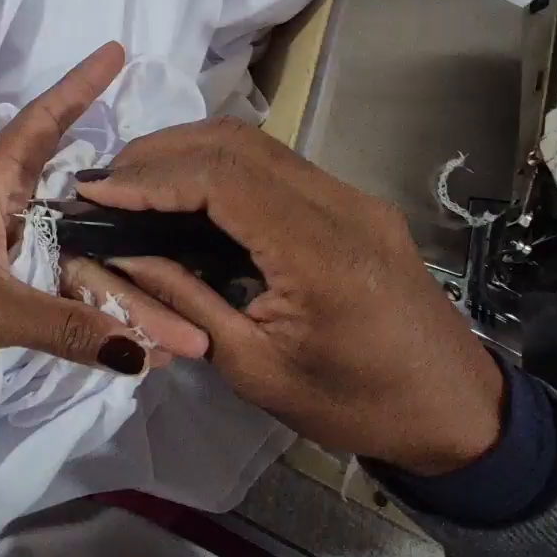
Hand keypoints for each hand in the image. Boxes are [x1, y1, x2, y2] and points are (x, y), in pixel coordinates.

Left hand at [0, 43, 209, 429]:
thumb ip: (64, 325)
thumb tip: (142, 355)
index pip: (39, 124)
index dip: (77, 87)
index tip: (114, 51)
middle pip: (67, 182)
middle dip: (119, 184)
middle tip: (170, 177)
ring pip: (68, 237)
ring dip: (114, 254)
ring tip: (175, 269)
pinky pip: (56, 274)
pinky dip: (92, 289)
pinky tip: (134, 313)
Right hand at [77, 119, 504, 475]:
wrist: (462, 415)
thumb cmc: (357, 405)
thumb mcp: (254, 369)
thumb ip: (184, 300)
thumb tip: (119, 253)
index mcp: (323, 255)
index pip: (221, 180)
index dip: (150, 179)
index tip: (94, 193)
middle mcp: (342, 207)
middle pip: (232, 142)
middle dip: (155, 154)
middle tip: (104, 183)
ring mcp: (350, 196)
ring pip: (248, 141)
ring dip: (181, 151)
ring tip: (131, 182)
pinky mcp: (348, 200)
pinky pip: (266, 160)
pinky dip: (210, 162)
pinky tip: (179, 189)